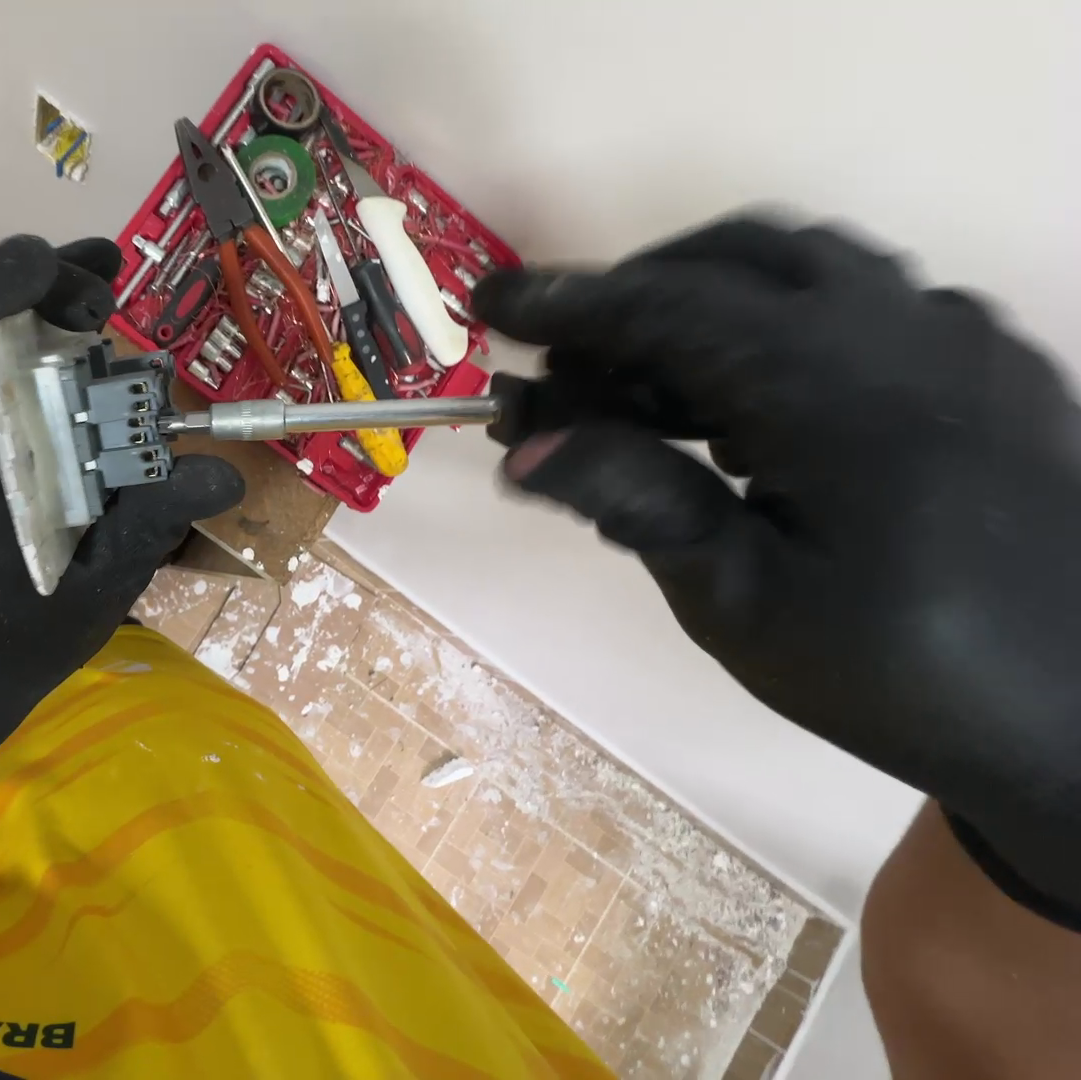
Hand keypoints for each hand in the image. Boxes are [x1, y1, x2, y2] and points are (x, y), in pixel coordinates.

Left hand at [0, 236, 243, 790]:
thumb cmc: (34, 621)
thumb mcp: (103, 583)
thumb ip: (152, 524)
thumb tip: (221, 474)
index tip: (63, 270)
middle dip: (29, 283)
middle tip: (106, 291)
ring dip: (37, 298)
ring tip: (106, 290)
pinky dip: (39, 328)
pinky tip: (91, 329)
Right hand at [473, 217, 1080, 918]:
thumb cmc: (897, 671)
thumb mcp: (739, 599)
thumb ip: (636, 502)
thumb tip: (523, 449)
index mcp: (843, 395)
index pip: (672, 310)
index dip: (568, 303)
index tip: (489, 301)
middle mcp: (910, 338)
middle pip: (734, 261)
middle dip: (625, 299)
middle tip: (557, 371)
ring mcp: (959, 346)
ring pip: (796, 274)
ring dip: (687, 312)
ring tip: (624, 396)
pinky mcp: (980, 372)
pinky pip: (846, 308)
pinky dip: (754, 332)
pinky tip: (722, 411)